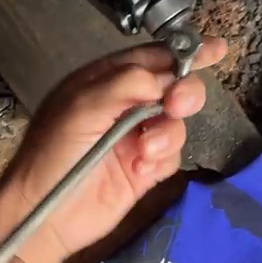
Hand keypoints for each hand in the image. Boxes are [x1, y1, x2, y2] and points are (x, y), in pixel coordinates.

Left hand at [0, 40, 229, 262]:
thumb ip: (125, 83)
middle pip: (172, 88)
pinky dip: (163, 159)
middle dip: (183, 93)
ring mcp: (135, 139)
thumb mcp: (83, 107)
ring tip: (146, 148)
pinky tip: (143, 168)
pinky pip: (172, 156)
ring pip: (176, 123)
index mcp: (103, 82)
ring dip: (168, 133)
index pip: (150, 59)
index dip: (182, 53)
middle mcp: (122, 107)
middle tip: (177, 105)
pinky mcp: (144, 171)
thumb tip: (163, 78)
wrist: (46, 213)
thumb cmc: (53, 154)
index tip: (216, 49)